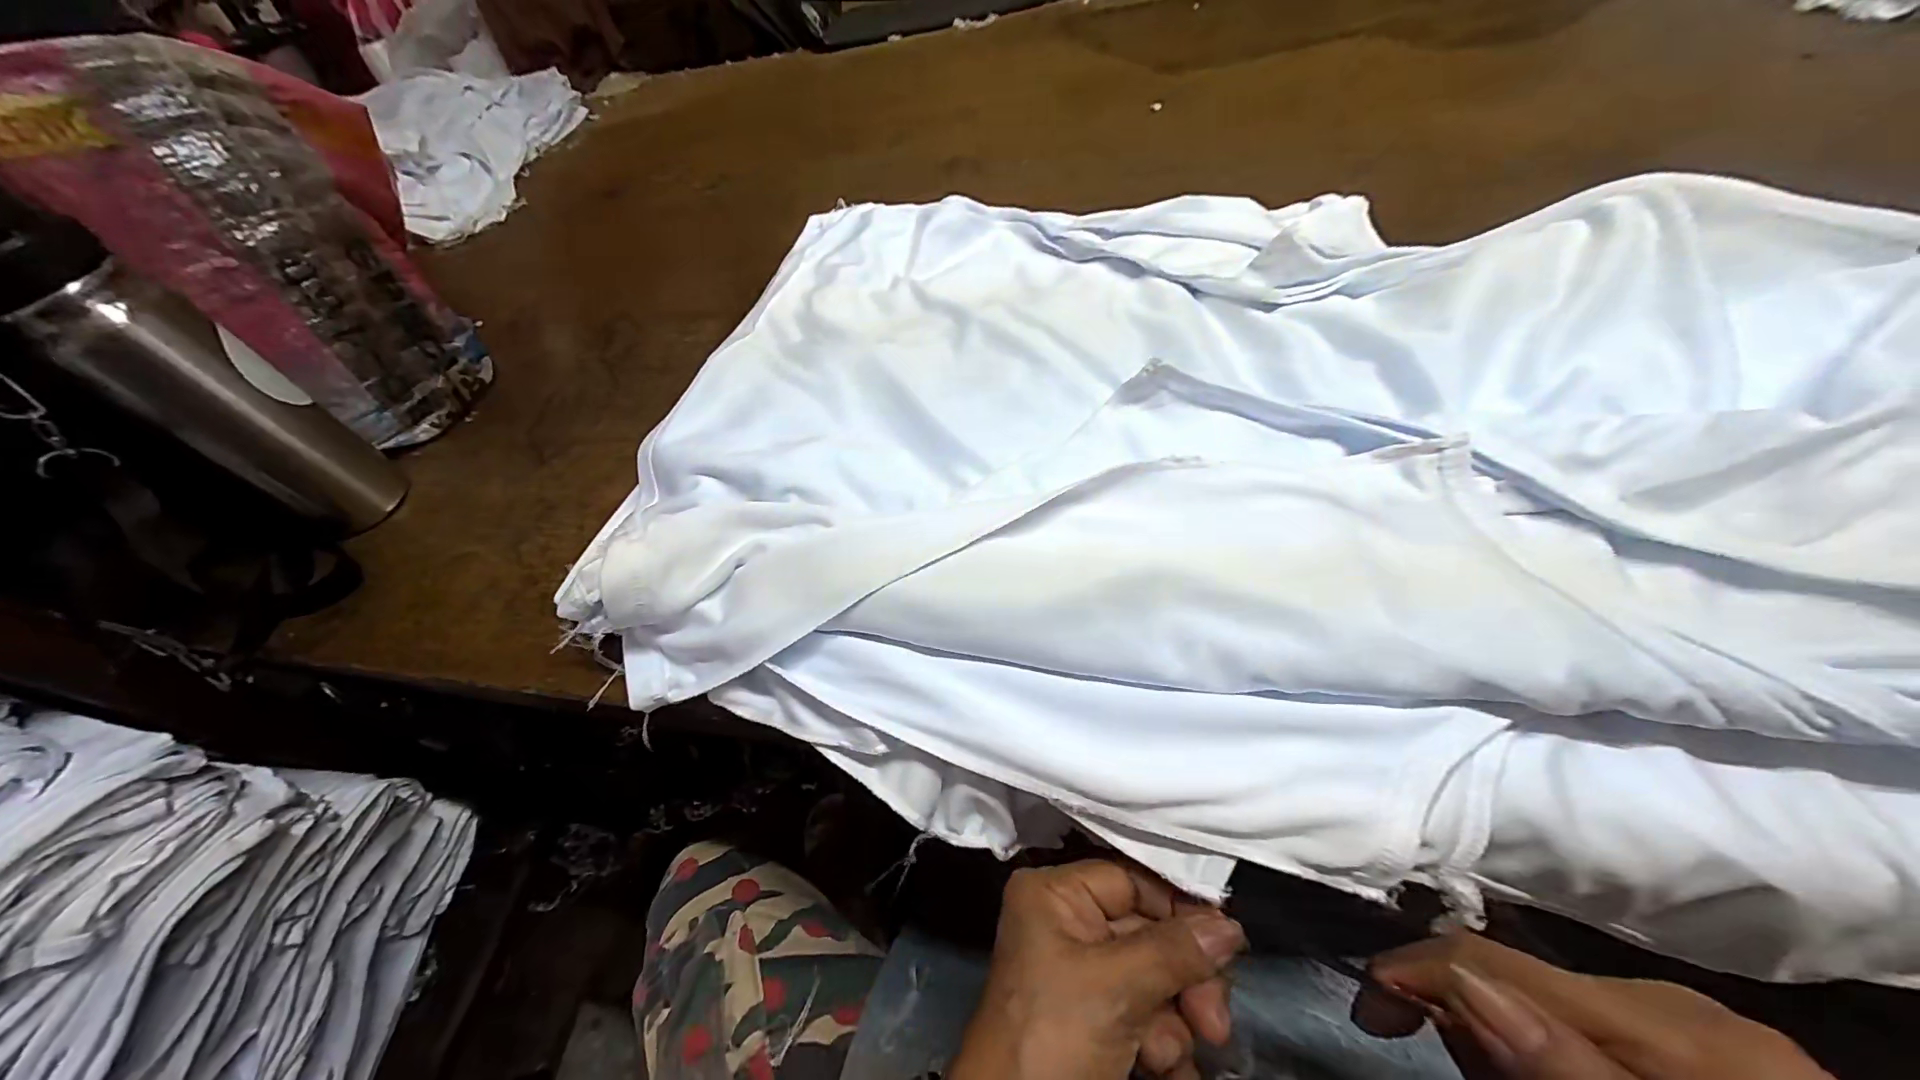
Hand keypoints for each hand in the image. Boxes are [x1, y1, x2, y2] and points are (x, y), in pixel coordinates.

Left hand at [947, 860, 1245, 1079]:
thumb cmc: (1053, 1034)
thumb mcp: (1117, 986)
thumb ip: (1177, 952)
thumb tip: (1230, 928)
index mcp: (1055, 895)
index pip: (1131, 880)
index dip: (1180, 908)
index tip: (1226, 941)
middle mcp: (1066, 922)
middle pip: (1149, 930)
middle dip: (1186, 978)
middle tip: (1212, 1022)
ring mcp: (1079, 969)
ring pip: (1153, 974)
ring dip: (1176, 1019)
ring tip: (1171, 1055)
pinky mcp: (1092, 1013)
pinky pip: (1143, 1008)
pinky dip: (1162, 1040)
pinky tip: (1164, 1067)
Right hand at [1357, 932, 1834, 1078]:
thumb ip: (1557, 1068)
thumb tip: (1456, 981)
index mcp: (1671, 1026)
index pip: (1500, 960)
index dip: (1416, 970)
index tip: (1369, 1011)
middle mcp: (1685, 1003)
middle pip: (1523, 971)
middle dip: (1460, 1004)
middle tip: (1437, 1056)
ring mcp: (1707, 1019)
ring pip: (1556, 990)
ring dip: (1503, 1024)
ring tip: (1492, 1067)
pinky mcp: (1718, 1044)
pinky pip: (1599, 1015)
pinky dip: (1555, 1038)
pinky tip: (1552, 1066)